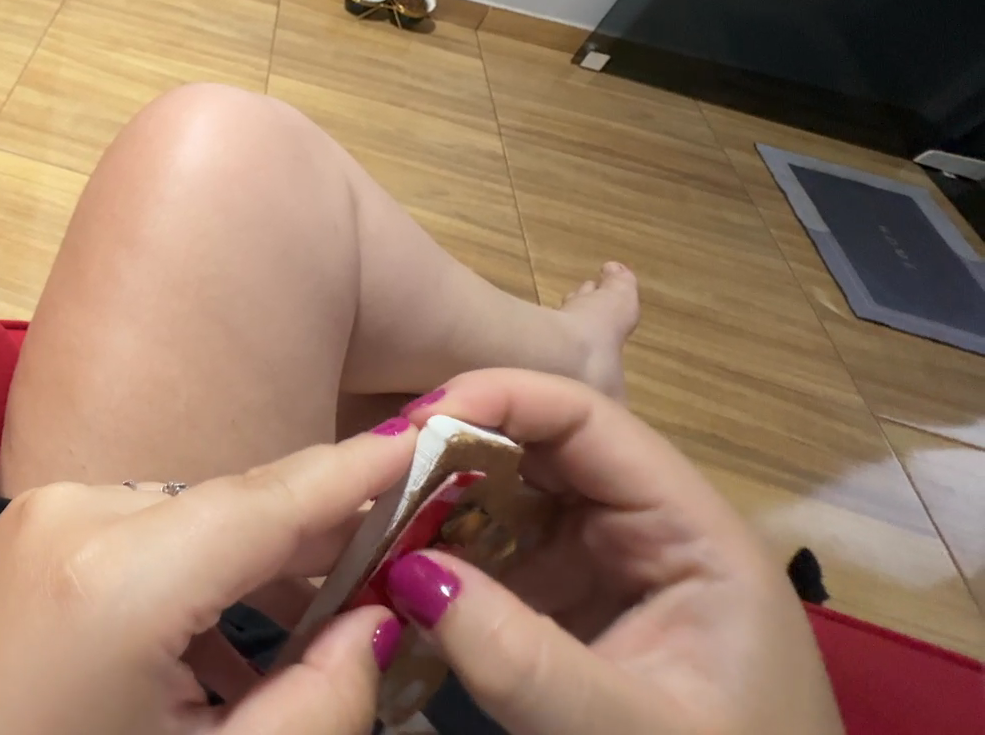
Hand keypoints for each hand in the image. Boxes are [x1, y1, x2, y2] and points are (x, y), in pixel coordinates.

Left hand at [0, 427, 419, 734]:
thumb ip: (312, 708)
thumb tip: (382, 626)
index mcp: (116, 577)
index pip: (263, 503)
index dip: (353, 472)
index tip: (424, 439)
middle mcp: (77, 512)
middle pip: (228, 503)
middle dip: (314, 529)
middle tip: (396, 558)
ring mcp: (44, 508)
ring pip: (188, 513)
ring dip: (251, 559)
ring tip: (317, 622)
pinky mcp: (31, 521)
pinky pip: (140, 527)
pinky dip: (192, 569)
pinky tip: (222, 643)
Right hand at [393, 369, 843, 734]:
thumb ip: (524, 660)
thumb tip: (406, 570)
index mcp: (690, 533)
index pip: (587, 420)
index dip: (497, 399)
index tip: (410, 425)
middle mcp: (639, 526)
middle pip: (532, 446)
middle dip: (447, 449)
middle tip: (371, 475)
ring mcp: (595, 560)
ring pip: (501, 492)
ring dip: (432, 499)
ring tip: (369, 519)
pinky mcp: (560, 595)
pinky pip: (487, 544)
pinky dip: (435, 548)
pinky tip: (391, 566)